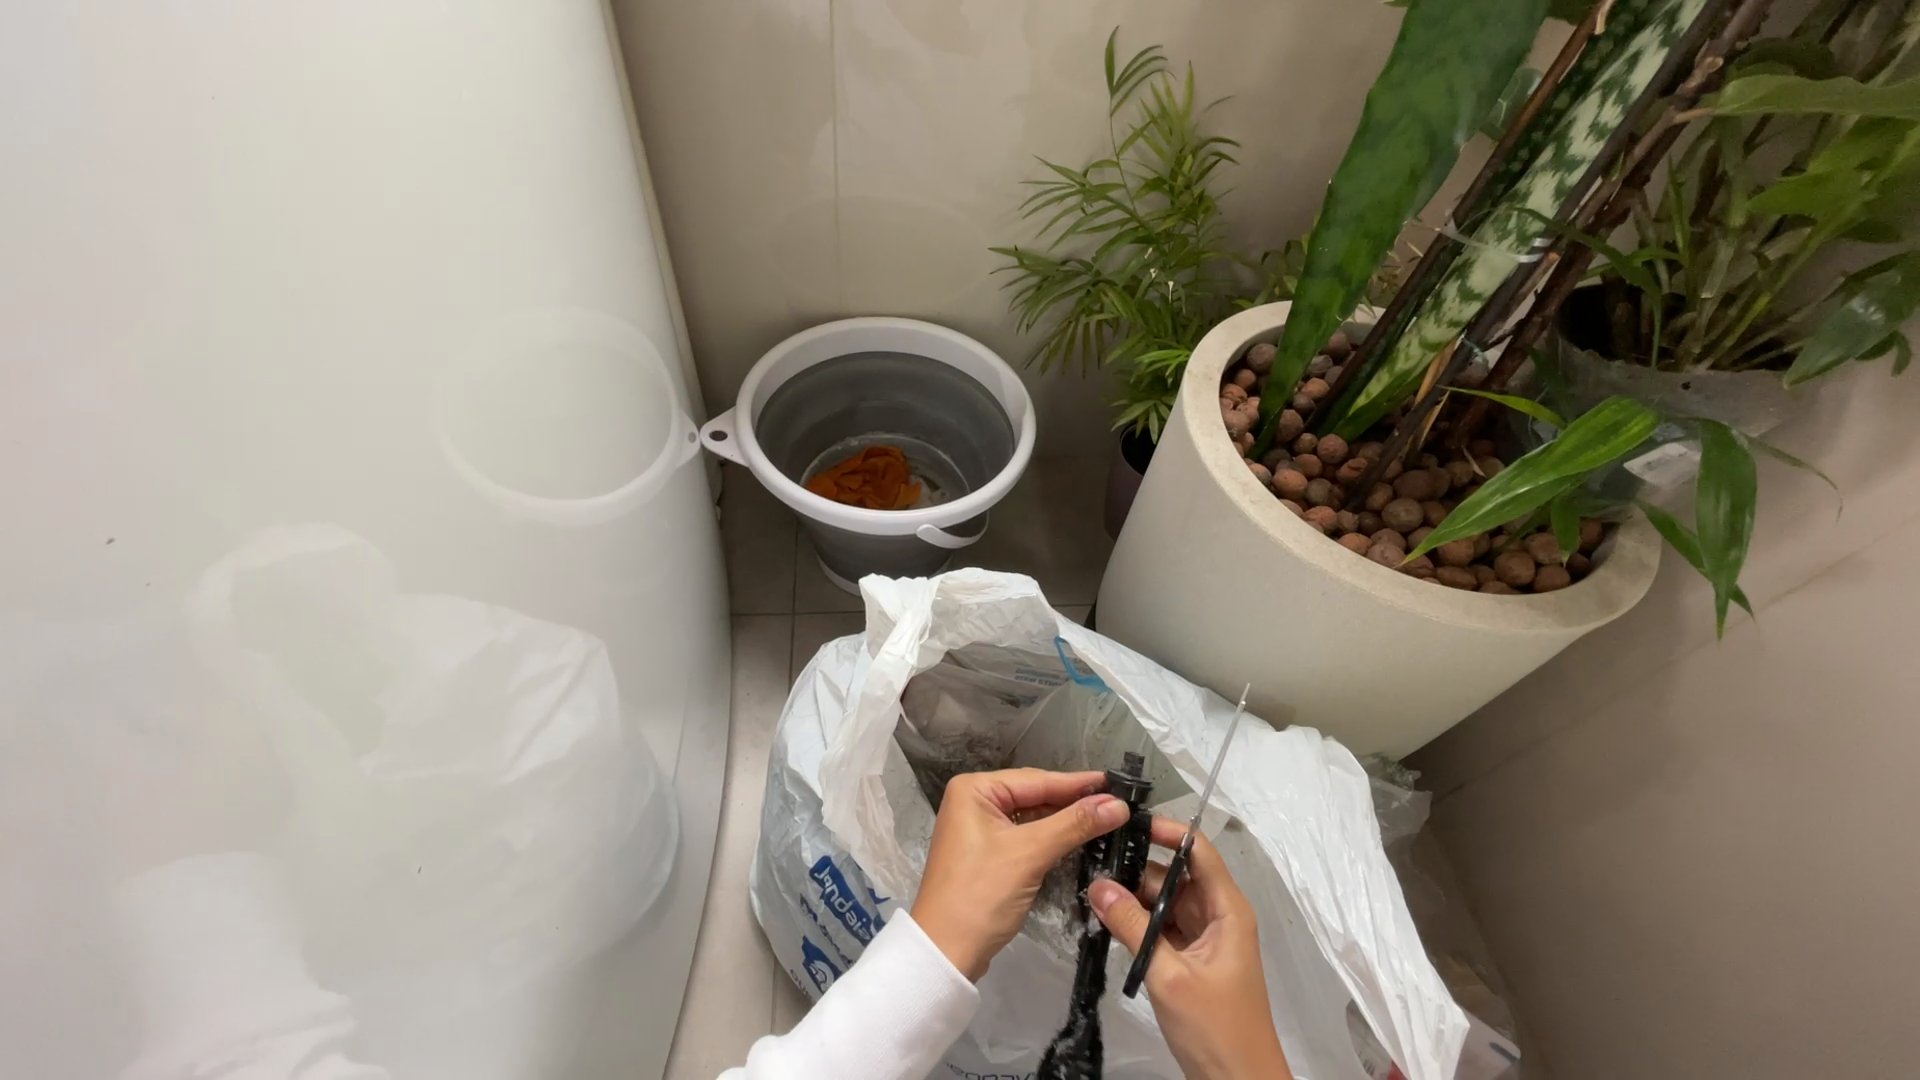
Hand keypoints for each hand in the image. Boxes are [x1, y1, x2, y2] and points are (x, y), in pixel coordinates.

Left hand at [911, 768, 1129, 980]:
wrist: (945, 953)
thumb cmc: (981, 894)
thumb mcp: (1030, 855)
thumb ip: (1074, 825)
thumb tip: (1117, 804)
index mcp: (975, 789)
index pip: (1036, 780)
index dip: (1078, 783)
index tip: (1116, 782)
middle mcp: (975, 801)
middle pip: (1034, 796)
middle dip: (1073, 802)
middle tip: (1118, 802)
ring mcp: (980, 828)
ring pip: (1032, 817)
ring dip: (1065, 820)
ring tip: (1108, 817)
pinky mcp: (988, 853)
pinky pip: (1026, 836)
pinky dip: (1051, 838)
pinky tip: (1079, 837)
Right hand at [1090, 817, 1289, 1079]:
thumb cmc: (1216, 1028)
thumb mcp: (1169, 975)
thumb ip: (1132, 927)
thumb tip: (1096, 885)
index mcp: (1227, 910)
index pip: (1200, 851)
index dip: (1168, 831)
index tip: (1128, 823)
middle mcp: (1217, 915)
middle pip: (1175, 874)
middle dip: (1138, 867)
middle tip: (1093, 859)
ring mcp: (1204, 938)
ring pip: (1164, 901)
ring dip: (1134, 897)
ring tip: (1092, 887)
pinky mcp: (1190, 959)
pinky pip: (1162, 926)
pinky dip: (1138, 922)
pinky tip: (1106, 917)